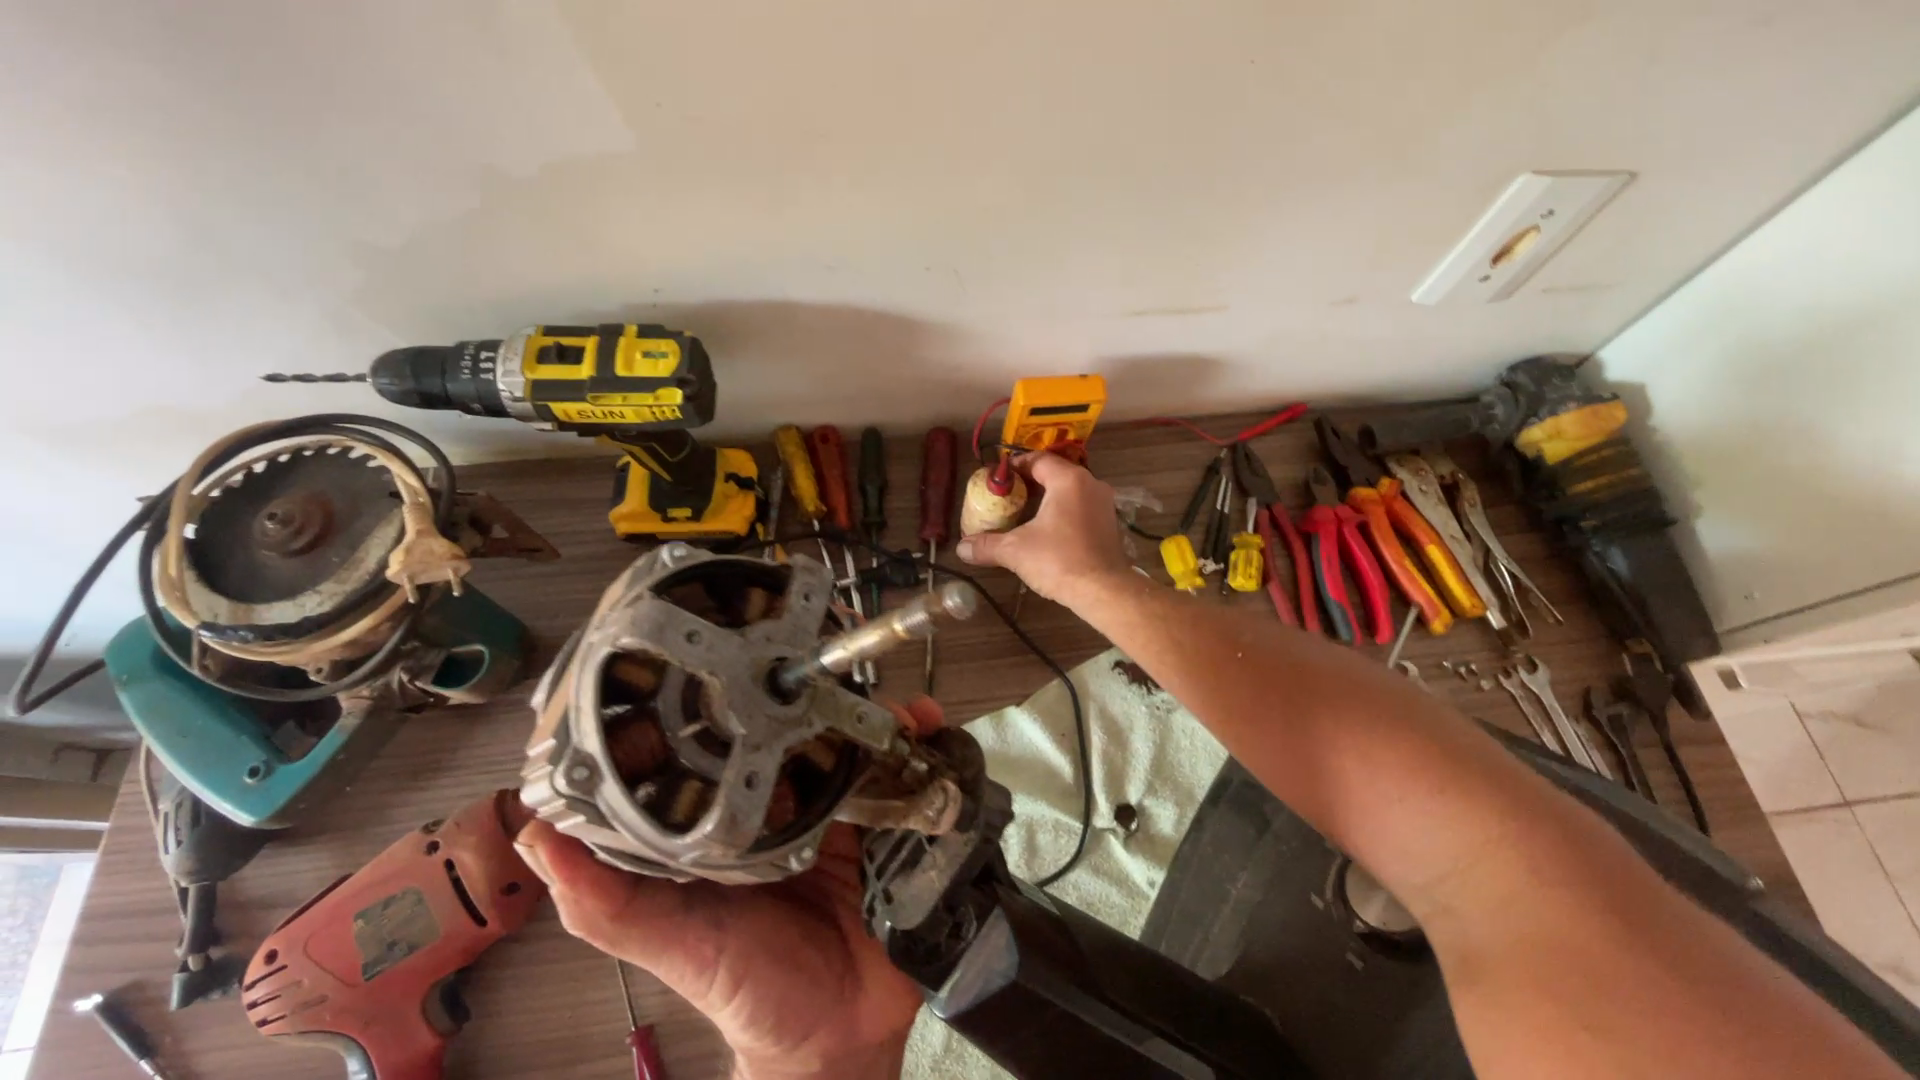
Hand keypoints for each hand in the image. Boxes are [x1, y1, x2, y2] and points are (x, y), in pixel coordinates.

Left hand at [516, 697, 946, 1079]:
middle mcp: (789, 806)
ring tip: (902, 707)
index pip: (733, 745)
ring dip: (884, 721)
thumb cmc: (745, 985)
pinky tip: (933, 729)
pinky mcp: (891, 834)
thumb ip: (605, 899)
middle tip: (844, 675)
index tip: (749, 660)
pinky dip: (925, 751)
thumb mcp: (671, 940)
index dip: (740, 702)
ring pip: (863, 750)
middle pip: (809, 736)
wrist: (835, 1037)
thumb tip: (537, 829)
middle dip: (829, 702)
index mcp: (732, 818)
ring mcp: (844, 817)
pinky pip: (910, 782)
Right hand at [954, 452, 1132, 604]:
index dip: (1014, 467)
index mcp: (1069, 480)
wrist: (1104, 592)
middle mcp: (1091, 485)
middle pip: (1054, 474)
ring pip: (1068, 492)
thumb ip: (987, 545)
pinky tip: (1044, 532)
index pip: (1038, 459)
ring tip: (1021, 515)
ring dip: (1045, 500)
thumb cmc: (1059, 561)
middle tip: (1005, 498)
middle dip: (1028, 484)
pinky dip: (1061, 513)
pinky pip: (1079, 508)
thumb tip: (961, 548)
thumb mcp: (1015, 551)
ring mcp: (1104, 505)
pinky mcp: (1109, 525)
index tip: (996, 479)